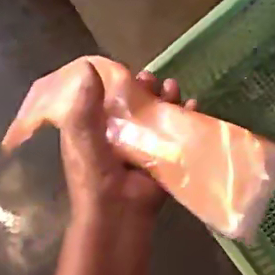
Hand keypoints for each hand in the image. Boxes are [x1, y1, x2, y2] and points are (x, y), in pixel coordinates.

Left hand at [59, 61, 187, 221]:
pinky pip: (177, 135)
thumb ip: (85, 102)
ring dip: (167, 100)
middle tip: (151, 80)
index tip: (127, 72)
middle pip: (136, 106)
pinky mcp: (165, 159)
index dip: (117, 85)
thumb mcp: (81, 133)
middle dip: (146, 90)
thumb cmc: (93, 171)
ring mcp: (145, 148)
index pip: (107, 101)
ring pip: (158, 117)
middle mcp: (120, 137)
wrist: (116, 209)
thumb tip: (88, 66)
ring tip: (172, 88)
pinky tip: (193, 105)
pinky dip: (187, 118)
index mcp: (96, 130)